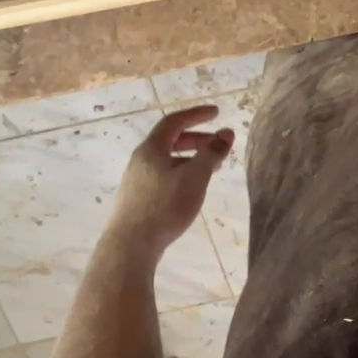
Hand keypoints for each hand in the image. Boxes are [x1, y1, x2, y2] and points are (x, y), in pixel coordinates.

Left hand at [105, 105, 234, 254]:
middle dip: (196, 138)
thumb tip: (226, 132)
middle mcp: (141, 160)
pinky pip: (164, 174)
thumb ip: (212, 152)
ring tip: (211, 168)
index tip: (217, 113)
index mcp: (152, 149)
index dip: (196, 114)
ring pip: (168, 159)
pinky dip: (182, 171)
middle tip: (218, 144)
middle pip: (170, 140)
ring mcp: (137, 179)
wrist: (131, 244)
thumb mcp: (196, 176)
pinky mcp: (139, 197)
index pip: (174, 122)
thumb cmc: (165, 205)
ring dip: (191, 157)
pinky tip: (192, 188)